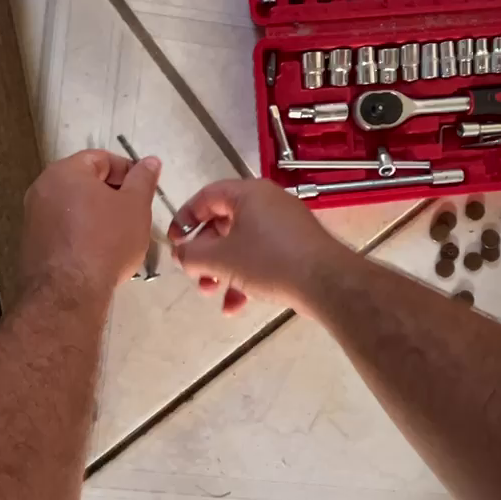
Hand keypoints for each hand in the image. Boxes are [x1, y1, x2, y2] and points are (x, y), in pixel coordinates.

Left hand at [19, 149, 158, 304]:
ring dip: (96, 215)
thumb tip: (150, 161)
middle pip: (84, 181)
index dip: (127, 170)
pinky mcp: (31, 242)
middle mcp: (42, 188)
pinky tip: (96, 252)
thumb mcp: (135, 207)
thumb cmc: (106, 242)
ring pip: (73, 206)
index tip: (143, 190)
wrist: (69, 292)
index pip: (100, 158)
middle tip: (133, 213)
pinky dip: (80, 233)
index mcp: (65, 171)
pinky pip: (62, 228)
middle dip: (111, 194)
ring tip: (118, 236)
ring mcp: (33, 216)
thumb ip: (143, 179)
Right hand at [168, 178, 349, 313]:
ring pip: (242, 244)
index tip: (174, 242)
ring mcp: (285, 225)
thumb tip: (181, 255)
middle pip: (224, 223)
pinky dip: (246, 277)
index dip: (185, 219)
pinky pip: (262, 257)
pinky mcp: (297, 247)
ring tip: (211, 292)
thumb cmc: (269, 261)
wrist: (327, 282)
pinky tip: (236, 306)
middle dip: (205, 253)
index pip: (206, 197)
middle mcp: (267, 203)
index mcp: (248, 193)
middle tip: (193, 272)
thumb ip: (193, 255)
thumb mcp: (222, 259)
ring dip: (222, 269)